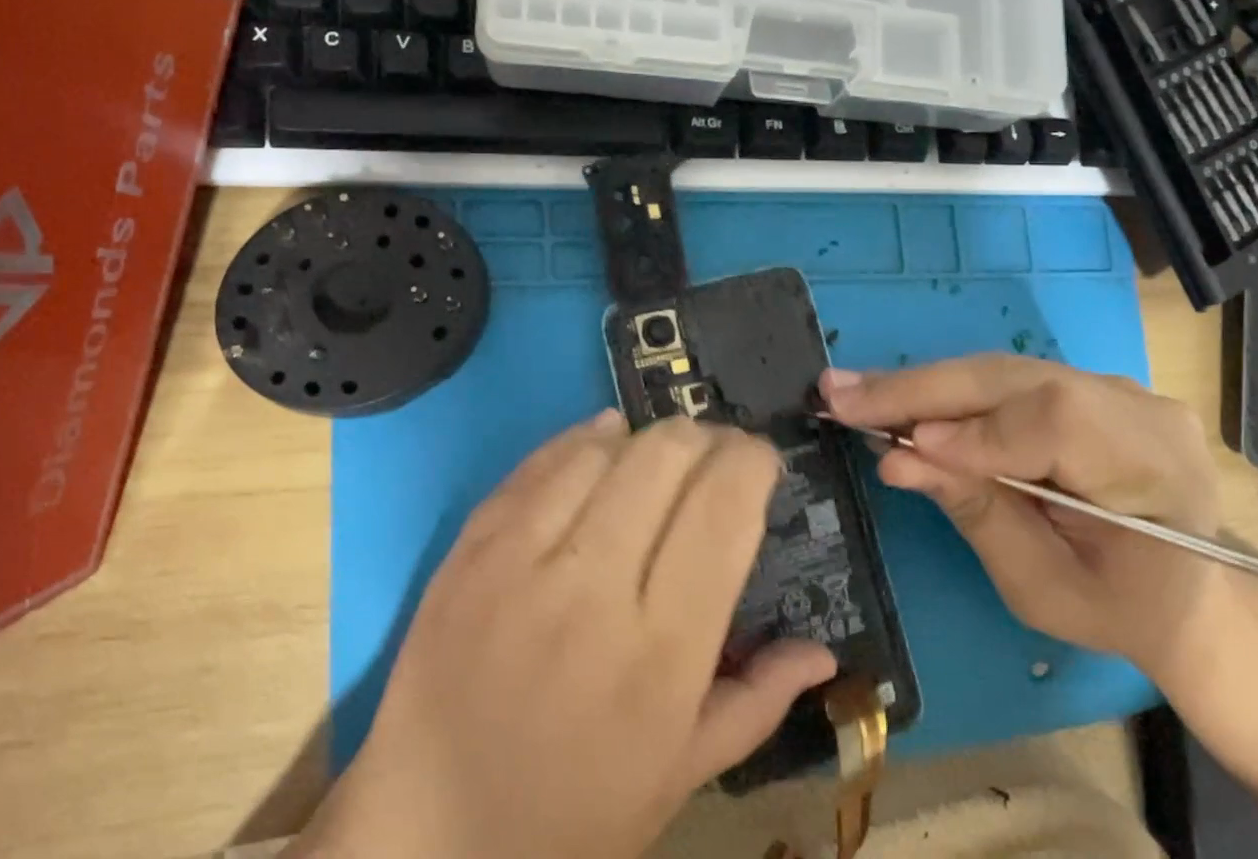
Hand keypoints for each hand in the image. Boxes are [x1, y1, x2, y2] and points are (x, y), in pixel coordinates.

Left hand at [292, 411, 836, 858]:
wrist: (432, 831)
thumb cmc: (573, 812)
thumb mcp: (681, 773)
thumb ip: (759, 701)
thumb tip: (824, 652)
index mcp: (662, 648)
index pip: (723, 508)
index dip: (752, 463)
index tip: (761, 464)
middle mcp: (593, 588)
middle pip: (664, 457)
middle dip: (704, 439)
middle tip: (714, 458)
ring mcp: (520, 562)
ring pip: (600, 450)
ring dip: (643, 439)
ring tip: (657, 457)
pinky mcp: (468, 552)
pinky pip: (533, 466)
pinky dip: (578, 442)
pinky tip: (600, 444)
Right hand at [818, 357, 1220, 671]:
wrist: (1187, 591)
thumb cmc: (1117, 608)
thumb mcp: (1043, 587)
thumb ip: (979, 515)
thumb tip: (897, 459)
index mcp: (1154, 471)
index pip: (1059, 423)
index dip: (976, 430)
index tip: (899, 444)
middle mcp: (1141, 410)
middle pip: (1020, 379)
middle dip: (923, 389)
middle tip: (839, 393)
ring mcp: (1118, 389)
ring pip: (1005, 370)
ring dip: (924, 384)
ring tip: (853, 391)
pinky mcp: (1087, 385)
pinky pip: (1008, 378)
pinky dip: (948, 390)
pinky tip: (896, 394)